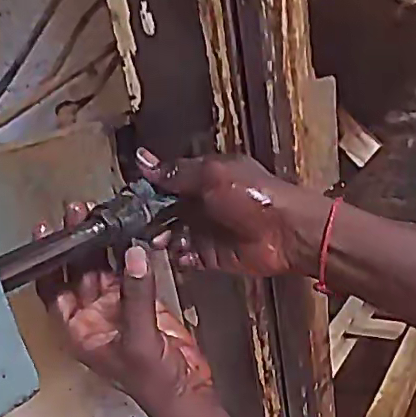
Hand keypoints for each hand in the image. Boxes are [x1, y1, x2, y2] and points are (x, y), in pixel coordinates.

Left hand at [38, 202, 213, 411]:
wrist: (188, 395)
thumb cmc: (154, 384)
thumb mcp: (139, 340)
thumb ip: (136, 296)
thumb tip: (134, 254)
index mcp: (78, 331)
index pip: (51, 290)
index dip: (47, 262)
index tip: (46, 232)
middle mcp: (92, 317)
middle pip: (76, 272)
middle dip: (76, 242)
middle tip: (78, 212)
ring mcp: (118, 308)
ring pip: (103, 267)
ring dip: (102, 243)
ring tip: (101, 214)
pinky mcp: (143, 303)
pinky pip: (132, 271)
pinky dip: (131, 253)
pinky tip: (130, 232)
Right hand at [136, 148, 321, 276]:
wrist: (286, 234)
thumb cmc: (255, 197)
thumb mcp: (212, 175)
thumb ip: (176, 171)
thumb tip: (142, 159)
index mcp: (204, 177)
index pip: (167, 181)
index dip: (148, 189)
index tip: (129, 197)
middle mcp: (202, 203)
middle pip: (165, 211)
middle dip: (151, 218)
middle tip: (140, 225)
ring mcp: (206, 230)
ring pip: (171, 235)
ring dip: (162, 238)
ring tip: (158, 240)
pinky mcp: (210, 255)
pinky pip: (185, 257)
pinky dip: (178, 257)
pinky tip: (176, 254)